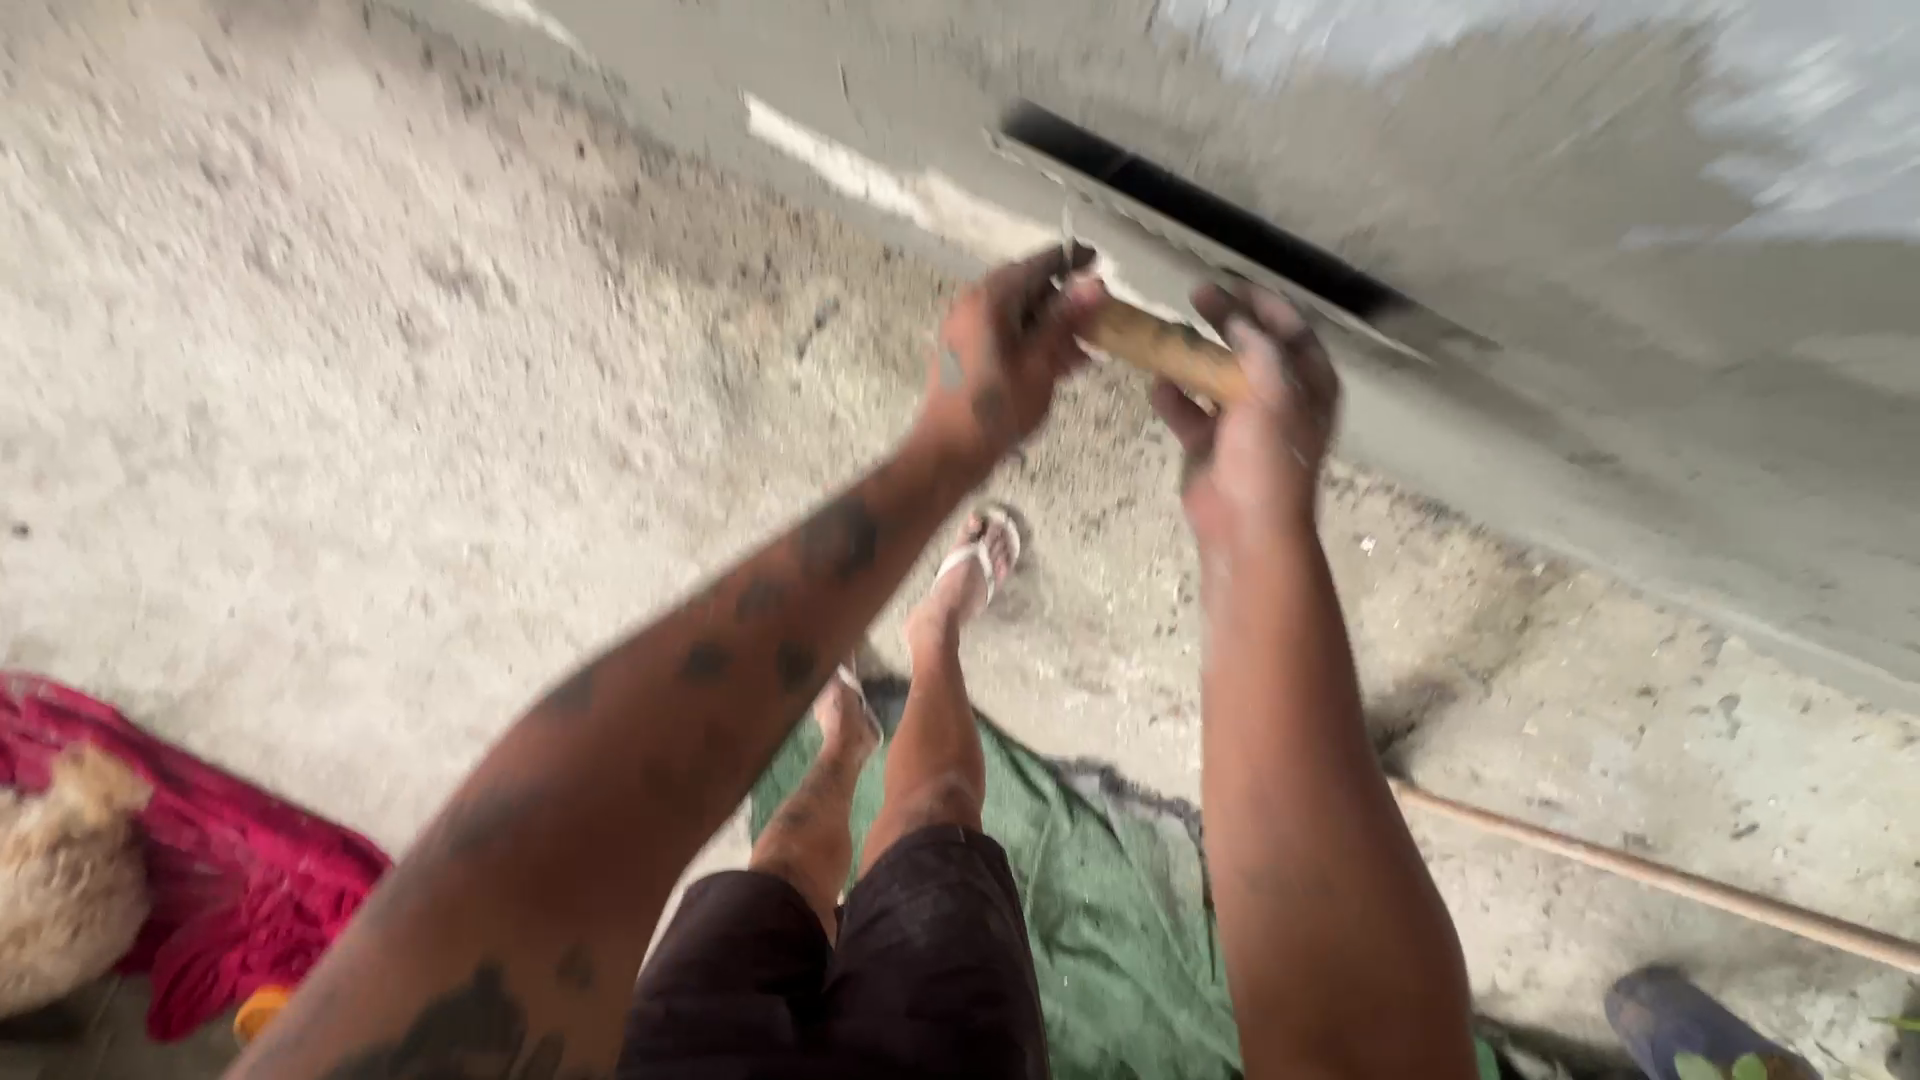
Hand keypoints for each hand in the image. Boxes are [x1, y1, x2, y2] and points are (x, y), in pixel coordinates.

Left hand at [916, 244, 1107, 470]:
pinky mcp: (963, 355)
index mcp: (988, 300)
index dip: (1069, 260)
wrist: (947, 454)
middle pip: (1025, 289)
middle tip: (1093, 324)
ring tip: (1081, 355)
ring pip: (1015, 316)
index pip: (1036, 265)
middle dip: (1062, 304)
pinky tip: (1055, 368)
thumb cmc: (995, 411)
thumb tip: (1094, 284)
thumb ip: (1065, 321)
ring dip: (1049, 328)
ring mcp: (964, 331)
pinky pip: (1003, 336)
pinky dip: (1030, 344)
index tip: (1097, 262)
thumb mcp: (1039, 365)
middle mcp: (971, 306)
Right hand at [1150, 283, 1340, 554]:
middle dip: (1225, 321)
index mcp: (1308, 385)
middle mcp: (1277, 398)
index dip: (1264, 303)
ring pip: (1215, 378)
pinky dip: (1173, 399)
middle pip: (1250, 348)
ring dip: (1194, 358)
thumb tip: (1239, 319)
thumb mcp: (1272, 394)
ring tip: (1170, 336)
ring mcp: (1242, 422)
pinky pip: (1188, 412)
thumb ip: (1258, 349)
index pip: (1291, 329)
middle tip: (1197, 296)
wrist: (1245, 525)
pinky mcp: (1210, 444)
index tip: (1232, 282)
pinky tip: (1158, 385)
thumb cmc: (1268, 459)